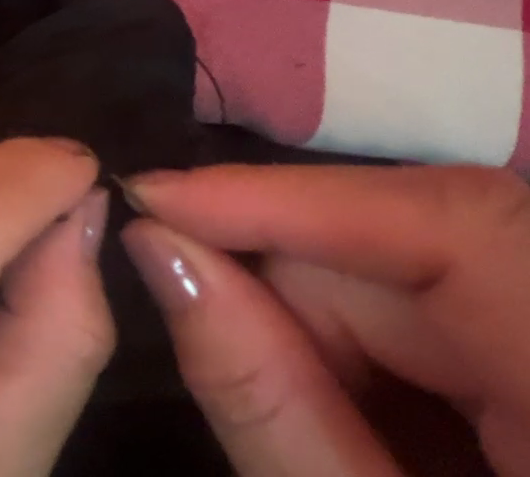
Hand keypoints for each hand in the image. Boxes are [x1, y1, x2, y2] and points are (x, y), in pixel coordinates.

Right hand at [121, 164, 529, 476]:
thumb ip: (262, 390)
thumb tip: (155, 247)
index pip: (452, 226)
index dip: (285, 197)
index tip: (147, 198)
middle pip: (431, 251)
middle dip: (296, 283)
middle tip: (207, 335)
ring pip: (442, 281)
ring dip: (338, 326)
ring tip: (311, 417)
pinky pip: (473, 321)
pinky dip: (390, 357)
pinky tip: (369, 423)